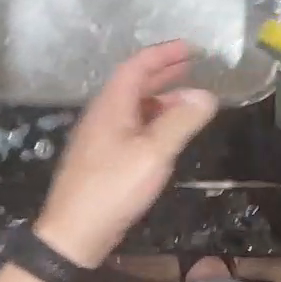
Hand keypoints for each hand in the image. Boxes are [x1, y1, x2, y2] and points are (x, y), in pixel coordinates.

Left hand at [35, 41, 217, 266]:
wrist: (74, 233)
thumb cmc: (113, 188)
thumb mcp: (154, 153)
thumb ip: (181, 122)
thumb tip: (207, 94)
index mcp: (111, 106)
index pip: (137, 66)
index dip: (164, 54)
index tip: (191, 48)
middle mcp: (102, 115)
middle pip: (133, 84)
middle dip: (163, 73)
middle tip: (192, 66)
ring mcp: (99, 138)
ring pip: (132, 107)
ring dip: (160, 98)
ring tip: (188, 99)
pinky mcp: (102, 159)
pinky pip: (130, 127)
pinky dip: (152, 120)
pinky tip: (166, 134)